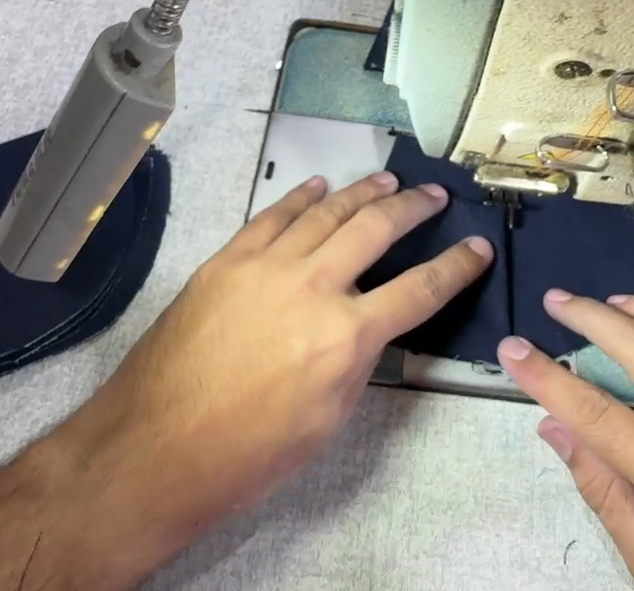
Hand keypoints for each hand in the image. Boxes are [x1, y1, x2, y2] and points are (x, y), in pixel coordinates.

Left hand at [57, 171, 492, 579]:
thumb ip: (358, 360)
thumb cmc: (250, 452)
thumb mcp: (328, 419)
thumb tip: (370, 323)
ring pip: (326, 211)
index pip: (419, 289)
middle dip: (413, 207)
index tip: (477, 248)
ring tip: (388, 180)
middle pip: (376, 228)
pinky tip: (318, 186)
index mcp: (346, 336)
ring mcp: (266, 265)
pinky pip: (273, 215)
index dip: (456, 266)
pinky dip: (300, 197)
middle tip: (433, 195)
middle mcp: (313, 286)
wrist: (156, 447)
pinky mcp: (228, 259)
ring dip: (362, 191)